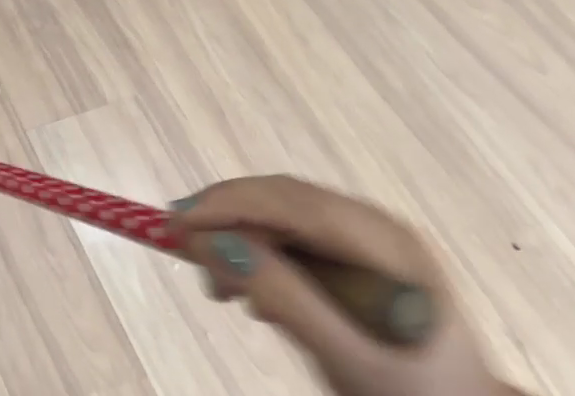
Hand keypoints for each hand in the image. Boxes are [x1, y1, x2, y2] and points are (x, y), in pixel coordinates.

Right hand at [172, 176, 504, 395]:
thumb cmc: (403, 391)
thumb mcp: (342, 351)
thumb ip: (278, 293)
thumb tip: (203, 240)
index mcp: (383, 242)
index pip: (284, 199)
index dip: (222, 204)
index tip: (171, 226)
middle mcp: (373, 224)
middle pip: (275, 199)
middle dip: (223, 221)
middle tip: (188, 260)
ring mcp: (364, 235)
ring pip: (273, 212)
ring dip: (234, 238)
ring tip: (221, 288)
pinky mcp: (351, 251)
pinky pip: (284, 231)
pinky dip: (254, 251)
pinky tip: (251, 287)